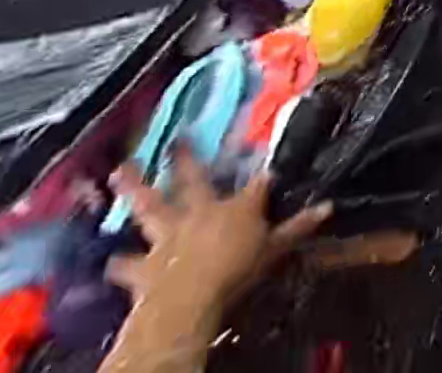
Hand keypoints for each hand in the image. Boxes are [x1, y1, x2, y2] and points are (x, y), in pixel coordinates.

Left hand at [105, 146, 330, 330]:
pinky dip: (120, 261)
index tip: (270, 164)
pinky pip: (127, 262)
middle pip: (194, 181)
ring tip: (121, 170)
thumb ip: (299, 226)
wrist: (186, 302)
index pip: (259, 183)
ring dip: (136, 188)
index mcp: (239, 207)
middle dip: (186, 159)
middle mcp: (201, 212)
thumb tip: (330, 205)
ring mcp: (167, 237)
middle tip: (176, 138)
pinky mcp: (142, 265)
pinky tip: (111, 258)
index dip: (265, 173)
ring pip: (150, 207)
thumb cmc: (238, 269)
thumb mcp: (277, 247)